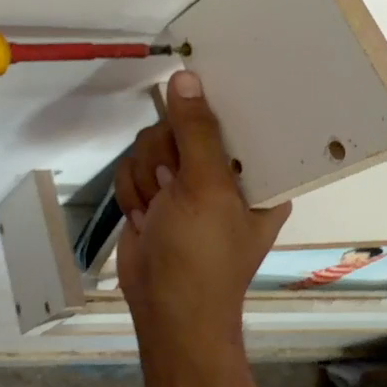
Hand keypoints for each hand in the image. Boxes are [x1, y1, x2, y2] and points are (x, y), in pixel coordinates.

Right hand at [113, 70, 290, 341]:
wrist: (165, 308)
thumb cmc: (202, 256)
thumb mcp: (206, 189)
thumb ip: (196, 131)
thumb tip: (186, 78)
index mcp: (254, 174)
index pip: (232, 120)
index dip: (206, 111)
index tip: (186, 108)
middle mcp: (221, 175)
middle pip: (177, 127)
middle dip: (164, 155)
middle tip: (172, 183)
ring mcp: (185, 186)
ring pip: (148, 144)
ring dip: (144, 177)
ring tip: (159, 210)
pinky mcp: (155, 195)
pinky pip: (131, 166)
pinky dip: (131, 191)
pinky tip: (144, 217)